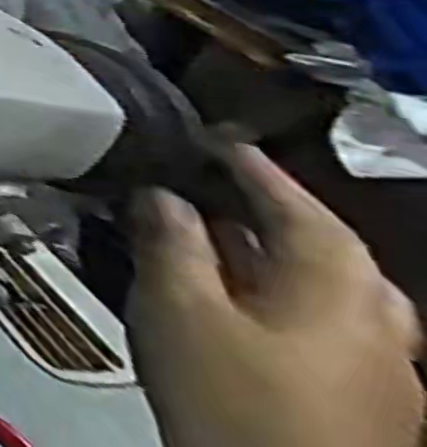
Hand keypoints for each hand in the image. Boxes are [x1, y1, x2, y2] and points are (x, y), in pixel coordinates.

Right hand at [130, 145, 422, 446]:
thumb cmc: (231, 391)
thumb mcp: (180, 307)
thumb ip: (171, 243)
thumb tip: (163, 196)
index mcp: (336, 292)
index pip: (302, 211)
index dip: (256, 170)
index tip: (215, 139)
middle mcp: (375, 325)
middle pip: (334, 254)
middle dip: (280, 214)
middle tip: (223, 186)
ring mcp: (377, 370)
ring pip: (334, 292)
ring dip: (277, 254)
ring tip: (221, 234)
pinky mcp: (360, 400)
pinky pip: (322, 321)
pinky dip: (278, 290)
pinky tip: (237, 296)